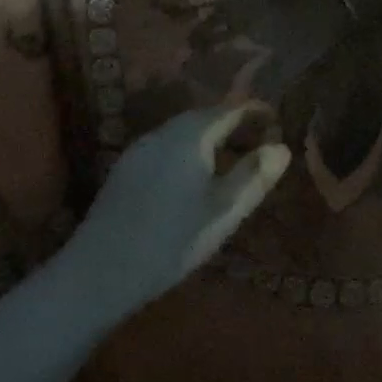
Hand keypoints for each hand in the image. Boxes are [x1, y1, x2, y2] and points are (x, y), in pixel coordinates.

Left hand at [62, 103, 291, 308]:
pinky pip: (164, 149)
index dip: (254, 111)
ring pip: (181, 134)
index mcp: (189, 136)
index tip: (276, 118)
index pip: (228, 110)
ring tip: (230, 158)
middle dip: (231, 123)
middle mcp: (161, 134)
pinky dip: (187, 153)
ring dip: (208, 138)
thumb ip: (254, 176)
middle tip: (257, 137)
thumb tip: (281, 147)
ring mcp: (138, 151)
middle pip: (201, 117)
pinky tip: (193, 178)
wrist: (100, 272)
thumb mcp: (224, 211)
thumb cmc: (172, 240)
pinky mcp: (124, 172)